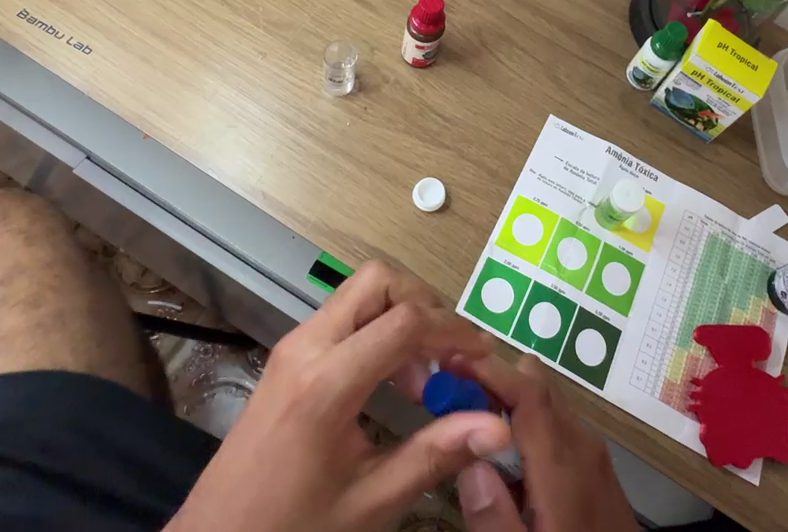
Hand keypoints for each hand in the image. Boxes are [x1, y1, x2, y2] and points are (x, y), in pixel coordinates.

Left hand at [167, 261, 512, 531]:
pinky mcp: (290, 354)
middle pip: (378, 281)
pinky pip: (345, 316)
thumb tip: (497, 427)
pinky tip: (395, 381)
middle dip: (425, 305)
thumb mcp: (369, 503)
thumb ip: (434, 455)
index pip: (403, 322)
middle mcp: (307, 346)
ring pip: (361, 291)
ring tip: (427, 375)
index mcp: (326, 383)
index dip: (453, 331)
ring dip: (403, 314)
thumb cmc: (290, 528)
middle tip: (451, 354)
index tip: (483, 357)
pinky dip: (380, 328)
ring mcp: (294, 345)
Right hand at [451, 352, 637, 531]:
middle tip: (449, 397)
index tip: (450, 361)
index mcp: (564, 466)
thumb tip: (468, 464)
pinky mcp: (594, 463)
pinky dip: (524, 420)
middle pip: (537, 384)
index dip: (490, 368)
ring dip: (507, 399)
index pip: (529, 392)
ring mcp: (592, 451)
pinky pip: (555, 421)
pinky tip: (501, 456)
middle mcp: (582, 444)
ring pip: (546, 399)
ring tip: (466, 419)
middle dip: (492, 380)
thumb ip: (496, 520)